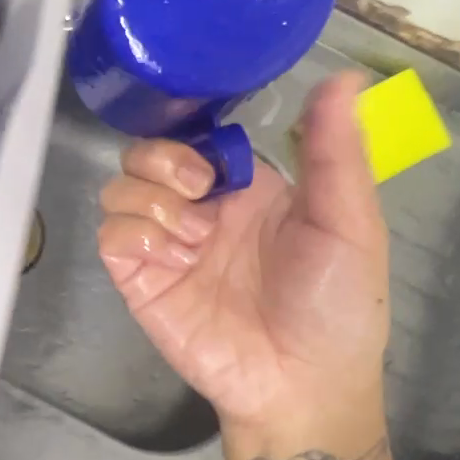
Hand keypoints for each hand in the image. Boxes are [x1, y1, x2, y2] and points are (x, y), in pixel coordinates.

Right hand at [96, 75, 390, 427]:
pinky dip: (134, 233)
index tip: (217, 160)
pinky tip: (171, 257)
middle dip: (162, 162)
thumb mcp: (348, 222)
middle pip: (145, 157)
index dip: (196, 138)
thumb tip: (341, 78)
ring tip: (191, 238)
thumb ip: (335, 152)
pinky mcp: (138, 279)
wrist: (301, 382)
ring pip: (120, 190)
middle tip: (198, 192)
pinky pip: (111, 234)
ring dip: (150, 200)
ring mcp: (164, 246)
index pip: (198, 140)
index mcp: (247, 192)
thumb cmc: (335, 304)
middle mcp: (199, 212)